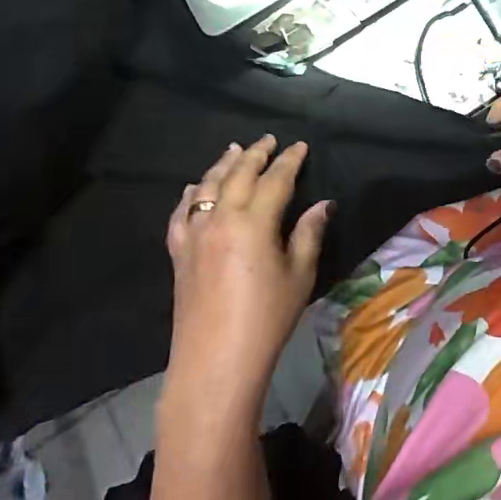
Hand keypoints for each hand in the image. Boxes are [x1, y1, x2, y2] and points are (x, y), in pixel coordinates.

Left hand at [161, 135, 329, 433]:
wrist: (215, 359)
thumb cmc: (268, 316)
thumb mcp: (300, 273)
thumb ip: (308, 233)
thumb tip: (322, 204)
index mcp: (253, 223)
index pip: (275, 180)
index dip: (290, 161)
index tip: (301, 146)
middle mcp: (219, 221)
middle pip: (237, 176)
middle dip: (255, 154)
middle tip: (269, 139)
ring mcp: (193, 237)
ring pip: (207, 189)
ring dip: (223, 166)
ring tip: (234, 150)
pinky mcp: (178, 254)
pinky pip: (181, 214)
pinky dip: (191, 195)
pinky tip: (196, 188)